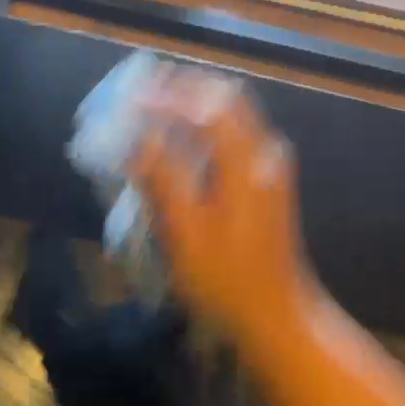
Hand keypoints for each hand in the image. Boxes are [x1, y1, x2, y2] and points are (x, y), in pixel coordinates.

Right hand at [130, 68, 317, 342]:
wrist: (276, 316)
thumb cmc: (227, 280)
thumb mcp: (186, 234)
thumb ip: (164, 180)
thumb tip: (137, 138)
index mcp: (248, 164)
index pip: (208, 107)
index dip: (167, 95)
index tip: (128, 97)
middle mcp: (264, 155)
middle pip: (223, 99)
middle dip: (180, 89)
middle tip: (137, 93)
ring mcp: (267, 166)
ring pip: (228, 114)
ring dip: (189, 105)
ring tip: (147, 110)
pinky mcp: (261, 181)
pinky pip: (229, 134)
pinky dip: (198, 126)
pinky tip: (171, 140)